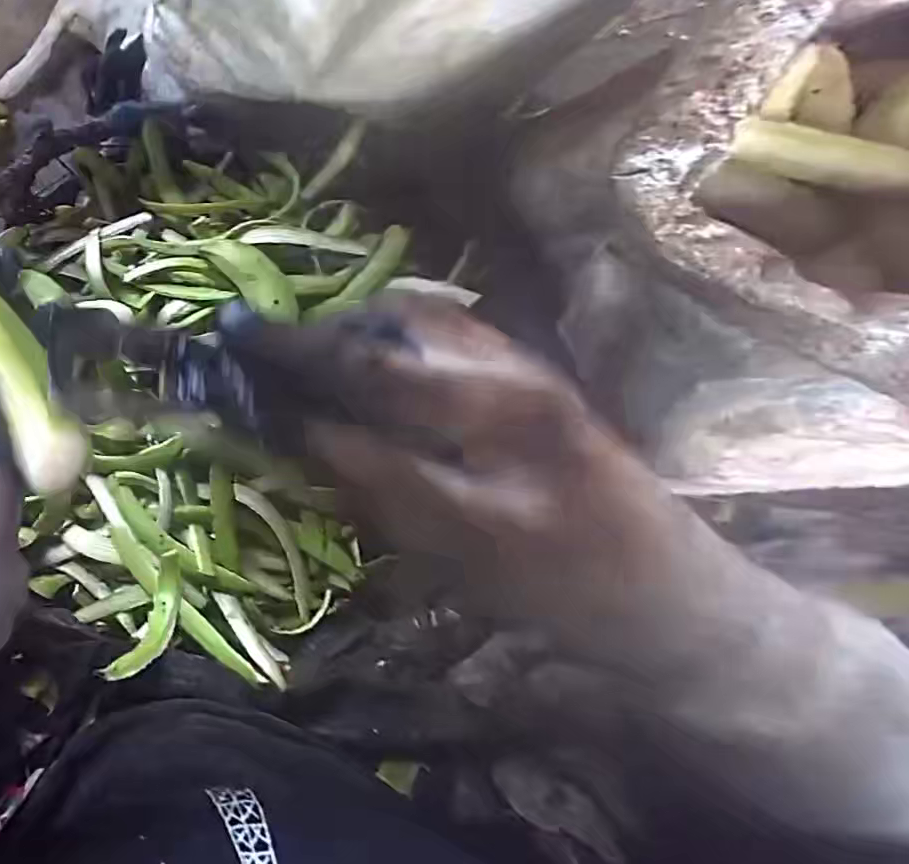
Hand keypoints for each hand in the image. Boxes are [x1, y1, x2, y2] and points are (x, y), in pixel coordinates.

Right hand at [217, 294, 725, 662]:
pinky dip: (380, 323)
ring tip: (299, 350)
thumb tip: (293, 426)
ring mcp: (524, 369)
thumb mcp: (443, 553)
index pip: (357, 405)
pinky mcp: (529, 360)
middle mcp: (510, 396)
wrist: (672, 591)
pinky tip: (356, 347)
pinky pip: (436, 317)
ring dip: (339, 328)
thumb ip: (363, 482)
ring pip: (405, 317)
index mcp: (491, 458)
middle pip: (376, 347)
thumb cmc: (550, 587)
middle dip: (298, 341)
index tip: (235, 369)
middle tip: (245, 339)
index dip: (288, 387)